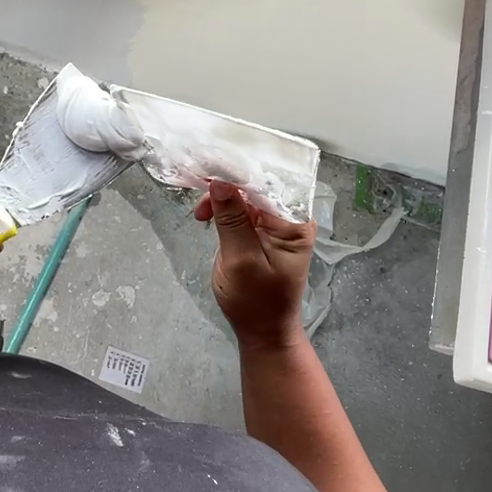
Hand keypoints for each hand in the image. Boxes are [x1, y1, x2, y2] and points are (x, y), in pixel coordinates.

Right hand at [194, 179, 315, 346]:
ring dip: (219, 194)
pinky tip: (204, 213)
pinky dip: (220, 206)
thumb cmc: (256, 302)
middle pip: (257, 182)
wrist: (261, 330)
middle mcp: (288, 216)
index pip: (269, 182)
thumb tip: (220, 182)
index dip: (240, 169)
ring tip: (200, 210)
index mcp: (294, 221)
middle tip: (196, 178)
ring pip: (244, 193)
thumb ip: (232, 220)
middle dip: (226, 178)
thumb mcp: (241, 261)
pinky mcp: (259, 229)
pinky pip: (239, 207)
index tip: (210, 161)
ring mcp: (274, 222)